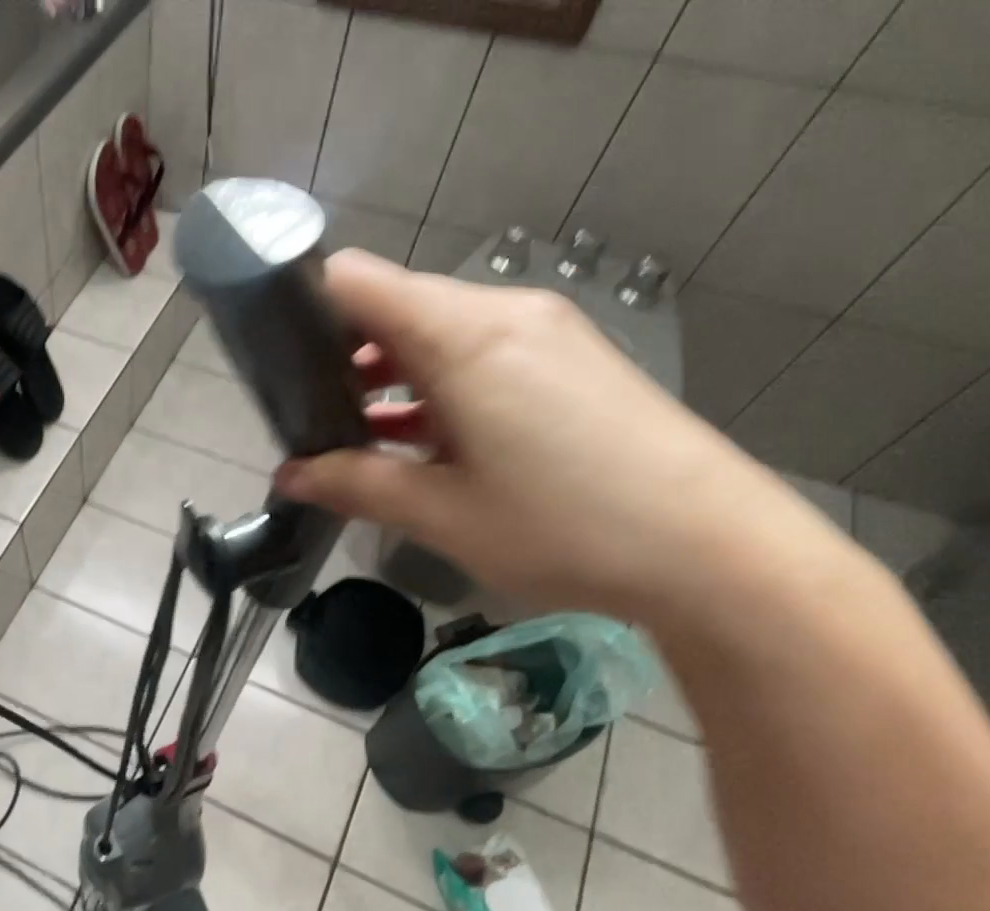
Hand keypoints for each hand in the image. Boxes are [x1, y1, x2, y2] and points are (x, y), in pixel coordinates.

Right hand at [275, 251, 837, 617]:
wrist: (715, 551)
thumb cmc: (563, 526)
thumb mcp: (441, 513)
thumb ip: (354, 484)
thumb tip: (289, 476)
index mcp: (462, 336)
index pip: (355, 280)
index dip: (302, 307)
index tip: (273, 359)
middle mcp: (502, 315)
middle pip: (394, 304)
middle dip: (342, 353)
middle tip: (312, 416)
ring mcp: (544, 334)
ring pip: (437, 332)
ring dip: (390, 374)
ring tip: (359, 436)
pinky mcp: (570, 361)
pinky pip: (480, 353)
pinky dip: (437, 385)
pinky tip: (421, 440)